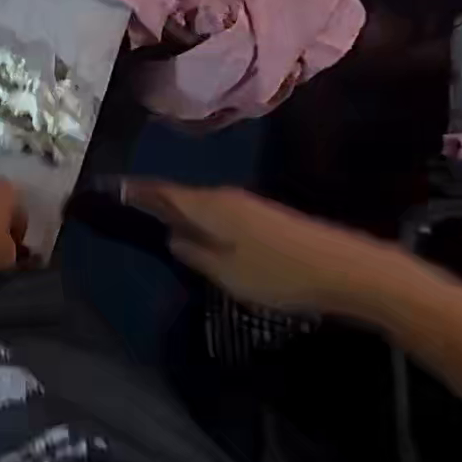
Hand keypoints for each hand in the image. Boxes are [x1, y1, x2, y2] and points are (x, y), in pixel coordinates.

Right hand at [119, 181, 411, 314]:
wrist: (350, 269)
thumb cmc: (279, 273)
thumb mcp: (226, 273)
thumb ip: (193, 253)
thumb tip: (173, 238)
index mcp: (206, 206)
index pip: (159, 191)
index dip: (134, 190)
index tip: (110, 188)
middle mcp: (222, 196)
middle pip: (178, 194)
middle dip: (152, 198)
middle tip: (127, 204)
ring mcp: (246, 204)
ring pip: (199, 202)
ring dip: (177, 208)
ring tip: (157, 218)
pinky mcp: (264, 216)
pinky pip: (218, 210)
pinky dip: (199, 216)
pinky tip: (200, 231)